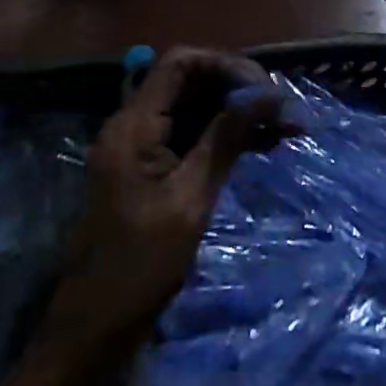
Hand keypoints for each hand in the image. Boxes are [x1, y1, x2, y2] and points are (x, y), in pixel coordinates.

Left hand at [0, 49, 291, 385]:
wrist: (99, 321)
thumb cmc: (142, 260)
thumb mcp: (190, 197)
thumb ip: (224, 139)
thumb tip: (265, 93)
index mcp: (134, 123)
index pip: (180, 64)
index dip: (225, 65)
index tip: (264, 87)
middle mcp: (135, 123)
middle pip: (191, 83)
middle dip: (238, 89)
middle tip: (282, 107)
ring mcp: (143, 144)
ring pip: (197, 109)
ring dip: (239, 113)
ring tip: (287, 125)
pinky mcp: (154, 164)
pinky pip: (193, 135)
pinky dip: (226, 136)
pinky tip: (266, 143)